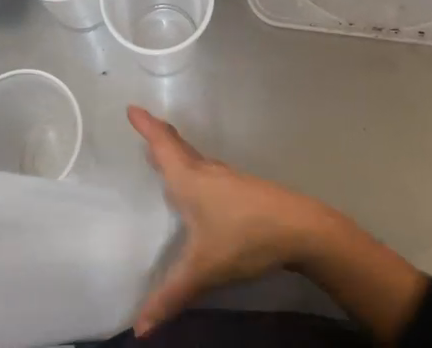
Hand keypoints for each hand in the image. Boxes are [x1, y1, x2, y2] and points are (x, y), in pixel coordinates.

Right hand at [127, 106, 336, 335]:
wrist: (299, 228)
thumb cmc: (244, 238)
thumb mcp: (203, 270)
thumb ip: (171, 297)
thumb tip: (139, 328)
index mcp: (190, 180)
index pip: (163, 146)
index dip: (146, 126)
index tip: (132, 107)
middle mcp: (206, 172)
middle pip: (179, 147)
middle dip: (160, 136)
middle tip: (144, 126)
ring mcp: (227, 179)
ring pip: (195, 159)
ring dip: (178, 153)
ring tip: (164, 157)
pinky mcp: (243, 190)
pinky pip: (208, 171)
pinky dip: (194, 169)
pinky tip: (198, 186)